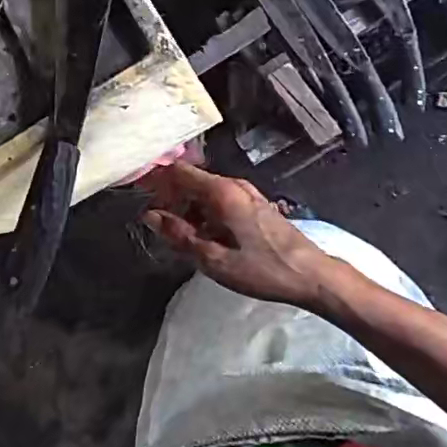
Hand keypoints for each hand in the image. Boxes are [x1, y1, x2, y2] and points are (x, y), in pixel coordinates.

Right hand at [137, 161, 339, 307]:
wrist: (310, 274)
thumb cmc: (262, 268)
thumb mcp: (214, 259)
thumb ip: (180, 236)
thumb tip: (151, 215)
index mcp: (223, 192)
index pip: (180, 171)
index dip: (156, 176)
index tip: (137, 188)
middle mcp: (234, 186)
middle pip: (192, 180)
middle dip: (170, 195)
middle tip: (152, 219)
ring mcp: (247, 194)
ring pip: (206, 192)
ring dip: (187, 207)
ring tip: (174, 232)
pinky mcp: (255, 206)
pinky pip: (220, 201)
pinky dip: (204, 212)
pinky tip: (201, 235)